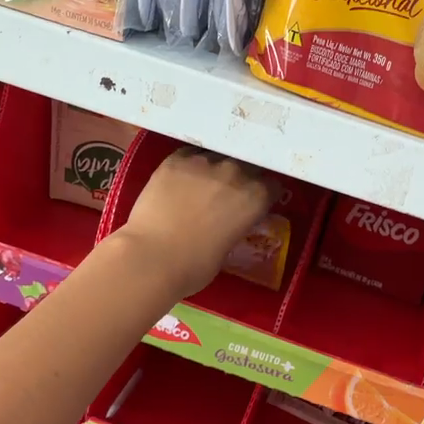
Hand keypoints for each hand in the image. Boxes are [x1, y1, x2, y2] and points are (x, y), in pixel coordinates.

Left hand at [112, 149, 274, 298]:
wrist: (153, 258)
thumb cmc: (194, 267)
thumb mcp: (227, 249)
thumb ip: (234, 226)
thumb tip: (227, 222)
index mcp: (255, 198)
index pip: (270, 185)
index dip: (263, 195)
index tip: (255, 203)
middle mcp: (234, 172)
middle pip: (246, 166)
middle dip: (240, 180)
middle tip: (226, 196)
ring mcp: (203, 162)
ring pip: (216, 158)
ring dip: (213, 172)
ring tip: (201, 188)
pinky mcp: (175, 159)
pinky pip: (189, 156)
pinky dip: (189, 167)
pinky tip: (180, 181)